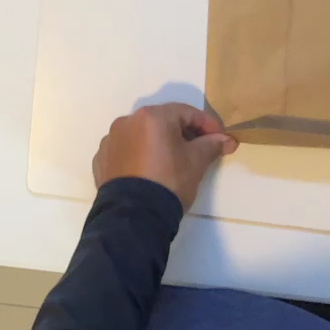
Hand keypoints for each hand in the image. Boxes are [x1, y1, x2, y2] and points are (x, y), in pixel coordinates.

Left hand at [93, 103, 238, 209]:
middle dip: (183, 134)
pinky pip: (125, 152)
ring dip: (159, 144)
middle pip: (162, 122)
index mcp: (151, 116)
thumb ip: (212, 145)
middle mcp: (126, 122)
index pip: (187, 113)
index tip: (220, 139)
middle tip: (199, 150)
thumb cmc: (169, 181)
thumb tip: (227, 140)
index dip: (207, 125)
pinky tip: (149, 172)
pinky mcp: (101, 161)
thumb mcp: (197, 162)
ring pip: (141, 136)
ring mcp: (110, 141)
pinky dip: (139, 157)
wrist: (134, 217)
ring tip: (173, 163)